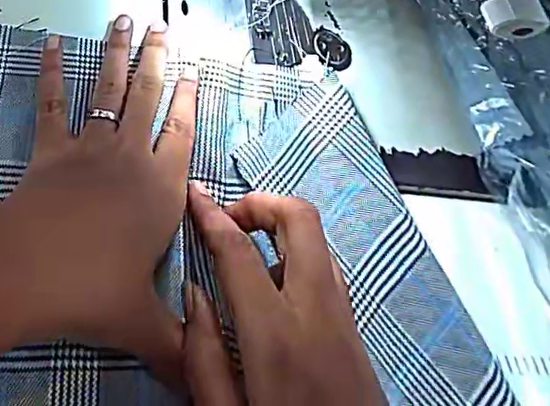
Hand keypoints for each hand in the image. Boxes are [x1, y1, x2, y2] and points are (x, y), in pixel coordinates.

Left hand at [0, 16, 197, 381]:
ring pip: (107, 88)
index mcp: (159, 190)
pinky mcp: (50, 147)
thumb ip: (178, 348)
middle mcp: (127, 157)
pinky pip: (52, 102)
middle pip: (148, 96)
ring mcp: (87, 146)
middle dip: (157, 58)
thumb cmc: (91, 292)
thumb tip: (205, 387)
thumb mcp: (143, 326)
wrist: (27, 269)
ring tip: (121, 19)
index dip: (189, 100)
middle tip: (162, 27)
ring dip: (115, 52)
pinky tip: (51, 44)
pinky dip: (51, 71)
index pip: (182, 134)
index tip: (194, 69)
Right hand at [183, 183, 384, 405]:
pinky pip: (326, 272)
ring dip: (281, 228)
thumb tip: (195, 293)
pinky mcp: (358, 337)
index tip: (191, 195)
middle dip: (261, 202)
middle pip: (301, 220)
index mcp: (277, 334)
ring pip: (319, 242)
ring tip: (245, 249)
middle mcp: (318, 314)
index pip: (239, 248)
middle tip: (228, 219)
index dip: (210, 214)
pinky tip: (272, 288)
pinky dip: (297, 257)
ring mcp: (345, 323)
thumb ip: (204, 354)